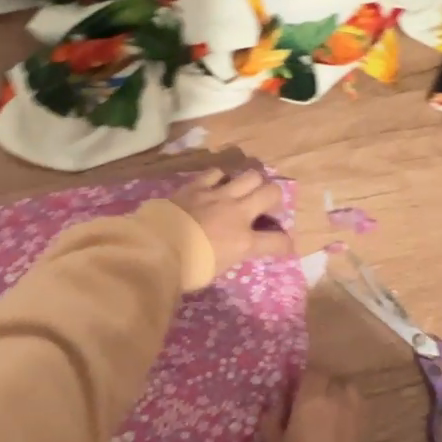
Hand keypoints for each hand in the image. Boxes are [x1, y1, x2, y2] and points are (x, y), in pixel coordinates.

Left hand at [170, 168, 295, 273]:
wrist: (156, 249)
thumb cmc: (186, 269)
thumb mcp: (217, 269)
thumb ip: (231, 254)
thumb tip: (233, 248)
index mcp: (244, 242)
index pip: (278, 241)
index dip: (285, 244)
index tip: (284, 246)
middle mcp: (237, 214)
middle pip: (271, 193)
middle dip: (274, 198)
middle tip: (265, 206)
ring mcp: (218, 196)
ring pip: (250, 175)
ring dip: (251, 183)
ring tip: (243, 190)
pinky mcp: (197, 186)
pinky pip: (217, 173)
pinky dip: (221, 178)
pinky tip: (216, 184)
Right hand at [263, 370, 362, 441]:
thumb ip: (272, 419)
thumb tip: (275, 403)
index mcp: (312, 398)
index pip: (312, 371)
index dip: (304, 378)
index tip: (296, 389)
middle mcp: (338, 398)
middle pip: (333, 379)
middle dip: (322, 385)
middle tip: (312, 401)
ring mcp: (358, 413)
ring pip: (350, 392)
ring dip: (340, 396)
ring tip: (331, 412)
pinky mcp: (370, 430)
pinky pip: (360, 410)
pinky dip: (351, 413)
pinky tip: (343, 428)